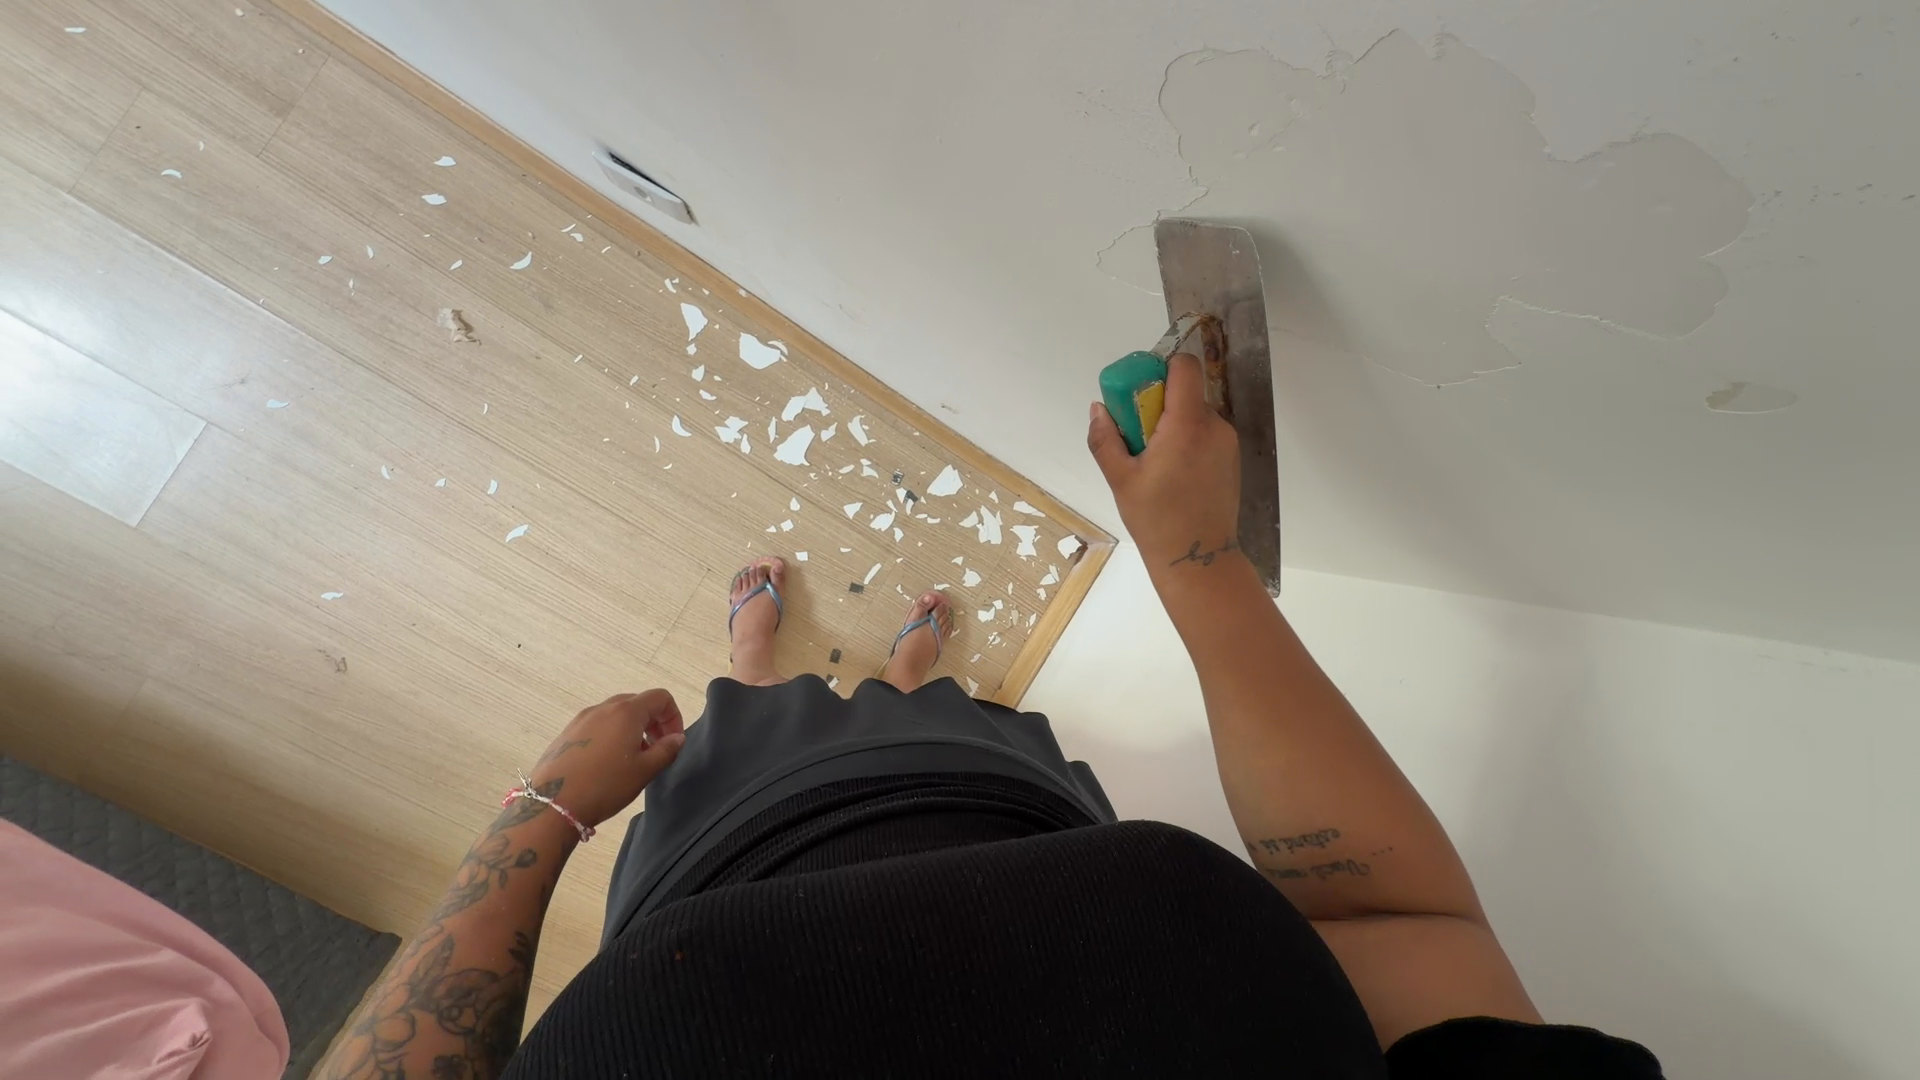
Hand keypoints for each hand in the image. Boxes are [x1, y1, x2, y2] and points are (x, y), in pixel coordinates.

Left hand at [527, 690, 686, 827]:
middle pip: (638, 702)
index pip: (660, 697)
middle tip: (657, 747)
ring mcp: (581, 719)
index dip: (674, 716)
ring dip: (632, 728)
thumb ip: (666, 750)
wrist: (550, 806)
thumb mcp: (645, 771)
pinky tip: (607, 762)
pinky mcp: (566, 734)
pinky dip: (611, 734)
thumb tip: (677, 738)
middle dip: (653, 721)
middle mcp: (603, 708)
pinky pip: (597, 724)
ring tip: (632, 757)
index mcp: (626, 712)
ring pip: (616, 713)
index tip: (673, 740)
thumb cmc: (605, 785)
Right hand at [1087, 352, 1241, 573]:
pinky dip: (1187, 441)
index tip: (1138, 394)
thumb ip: (1105, 439)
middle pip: (1186, 392)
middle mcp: (1214, 426)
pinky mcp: (1231, 458)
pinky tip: (1173, 473)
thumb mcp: (1120, 479)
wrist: (1197, 557)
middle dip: (1159, 405)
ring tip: (1154, 463)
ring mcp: (1227, 442)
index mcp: (1187, 425)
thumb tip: (1099, 409)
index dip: (1160, 370)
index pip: (1184, 368)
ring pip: (1195, 414)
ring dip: (1172, 425)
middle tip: (1138, 438)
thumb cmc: (1156, 519)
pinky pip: (1205, 433)